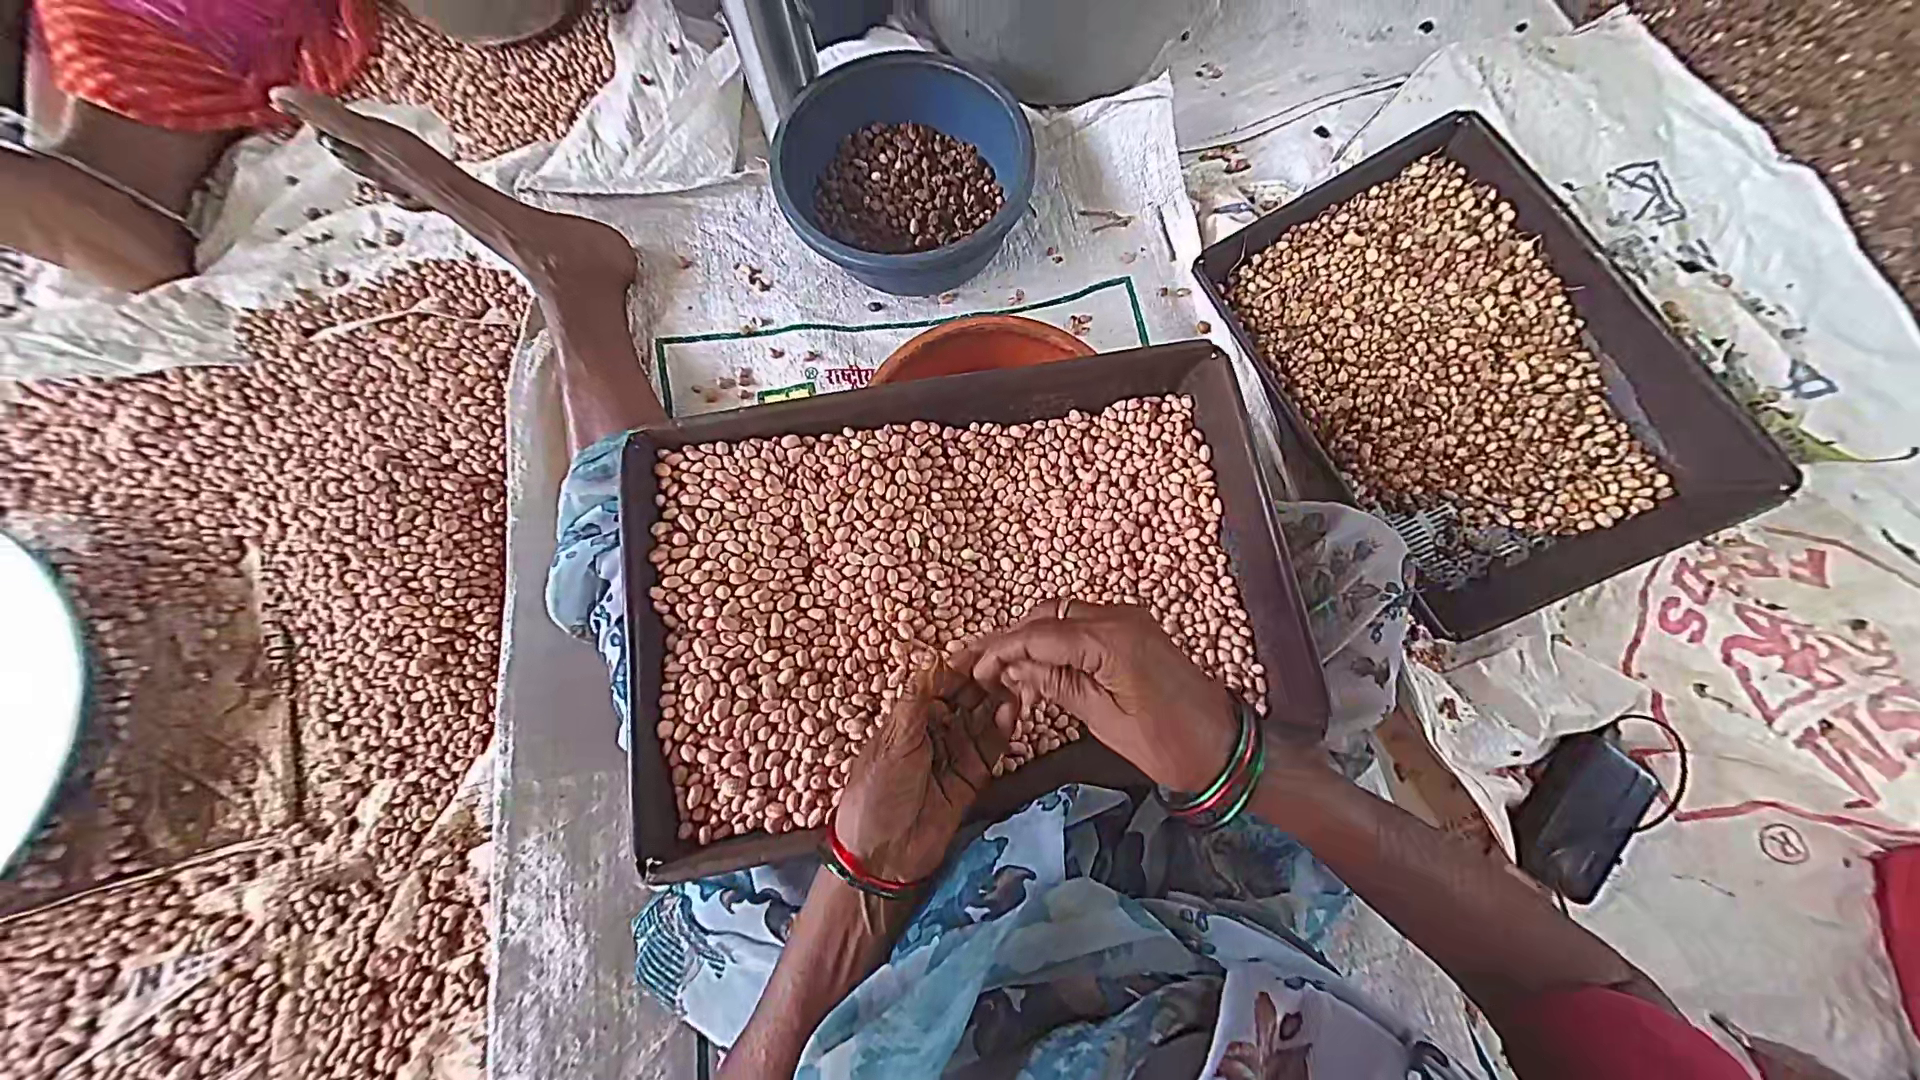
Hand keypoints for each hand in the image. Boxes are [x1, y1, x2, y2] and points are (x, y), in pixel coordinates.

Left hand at [832, 661, 1015, 883]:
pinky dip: (1003, 728)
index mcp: (912, 715)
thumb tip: (936, 659)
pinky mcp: (973, 775)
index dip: (963, 666)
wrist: (882, 854)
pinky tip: (1012, 711)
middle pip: (968, 696)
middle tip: (1008, 664)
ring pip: (984, 717)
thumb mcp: (894, 740)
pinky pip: (992, 745)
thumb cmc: (877, 790)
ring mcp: (957, 751)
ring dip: (999, 699)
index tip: (986, 650)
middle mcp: (937, 728)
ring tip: (1017, 682)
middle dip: (986, 680)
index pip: (942, 682)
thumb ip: (918, 700)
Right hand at [960, 601, 1238, 792]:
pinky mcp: (1133, 629)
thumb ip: (1058, 685)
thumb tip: (1016, 669)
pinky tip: (1042, 663)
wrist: (1226, 745)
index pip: (1040, 634)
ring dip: (1034, 636)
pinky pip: (1084, 624)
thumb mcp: (1104, 720)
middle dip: (1013, 638)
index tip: (976, 668)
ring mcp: (1128, 619)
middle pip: (1049, 615)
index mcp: (1112, 640)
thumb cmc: (1169, 743)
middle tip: (984, 665)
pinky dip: (1058, 639)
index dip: (1003, 650)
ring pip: (1064, 615)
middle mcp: (1119, 617)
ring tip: (1007, 667)